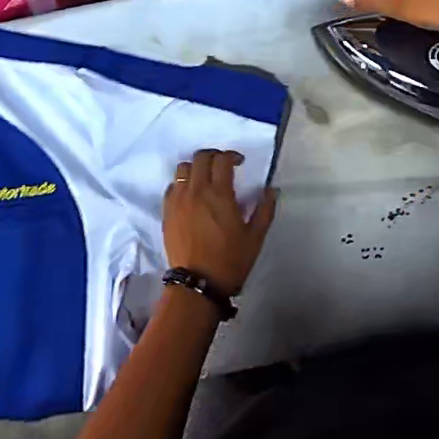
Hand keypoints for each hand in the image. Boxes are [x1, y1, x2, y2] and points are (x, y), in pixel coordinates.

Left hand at [163, 149, 276, 296]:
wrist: (199, 282)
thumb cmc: (230, 259)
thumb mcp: (255, 236)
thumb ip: (264, 209)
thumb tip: (271, 190)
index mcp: (219, 194)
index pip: (222, 160)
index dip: (231, 156)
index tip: (239, 162)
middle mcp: (196, 191)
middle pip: (200, 157)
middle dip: (213, 156)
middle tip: (223, 166)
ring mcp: (178, 200)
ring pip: (182, 168)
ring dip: (196, 167)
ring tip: (205, 178)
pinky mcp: (167, 211)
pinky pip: (171, 186)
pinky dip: (182, 183)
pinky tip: (190, 194)